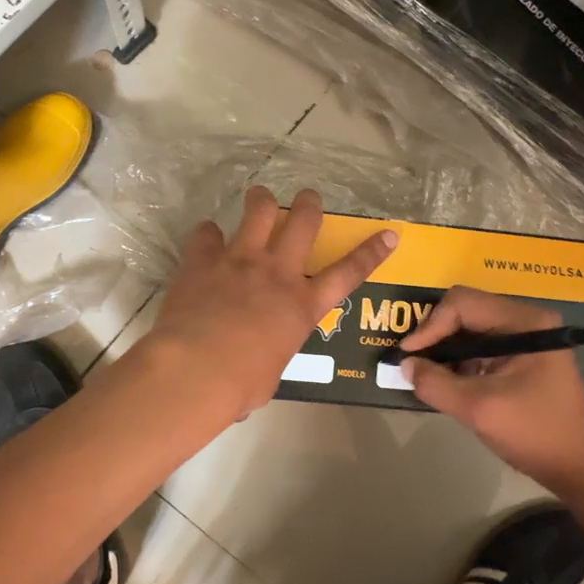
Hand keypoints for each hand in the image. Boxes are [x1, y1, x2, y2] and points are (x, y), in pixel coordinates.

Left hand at [145, 187, 396, 420]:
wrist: (195, 369)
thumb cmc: (240, 385)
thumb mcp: (271, 375)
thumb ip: (271, 354)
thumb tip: (258, 361)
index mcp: (302, 306)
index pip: (348, 273)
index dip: (371, 252)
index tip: (387, 234)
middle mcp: (277, 273)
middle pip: (304, 221)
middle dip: (309, 204)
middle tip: (307, 199)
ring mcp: (240, 260)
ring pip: (260, 209)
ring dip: (262, 200)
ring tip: (260, 198)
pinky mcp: (203, 258)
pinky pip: (207, 232)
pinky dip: (208, 235)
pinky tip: (206, 241)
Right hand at [401, 287, 583, 494]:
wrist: (582, 468)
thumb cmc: (535, 433)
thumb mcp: (479, 409)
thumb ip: (436, 383)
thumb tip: (405, 365)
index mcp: (525, 321)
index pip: (462, 304)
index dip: (429, 326)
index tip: (407, 355)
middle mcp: (528, 320)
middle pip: (466, 312)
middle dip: (435, 336)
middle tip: (411, 362)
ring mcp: (528, 338)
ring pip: (472, 330)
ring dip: (446, 350)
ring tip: (423, 373)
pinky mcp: (524, 358)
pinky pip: (483, 347)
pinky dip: (461, 361)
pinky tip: (446, 382)